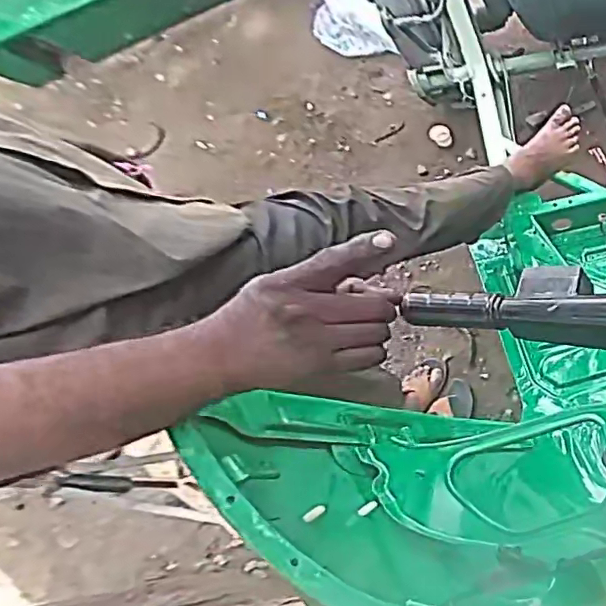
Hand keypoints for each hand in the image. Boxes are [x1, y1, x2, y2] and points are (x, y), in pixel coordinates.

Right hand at [188, 231, 402, 393]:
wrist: (218, 356)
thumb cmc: (252, 317)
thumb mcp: (276, 284)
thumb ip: (322, 280)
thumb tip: (373, 284)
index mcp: (289, 283)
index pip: (334, 261)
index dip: (365, 249)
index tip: (387, 240)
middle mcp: (305, 310)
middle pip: (375, 306)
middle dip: (379, 307)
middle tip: (365, 310)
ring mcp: (316, 340)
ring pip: (378, 331)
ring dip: (376, 330)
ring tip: (355, 329)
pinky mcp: (325, 366)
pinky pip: (373, 355)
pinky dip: (372, 351)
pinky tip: (353, 346)